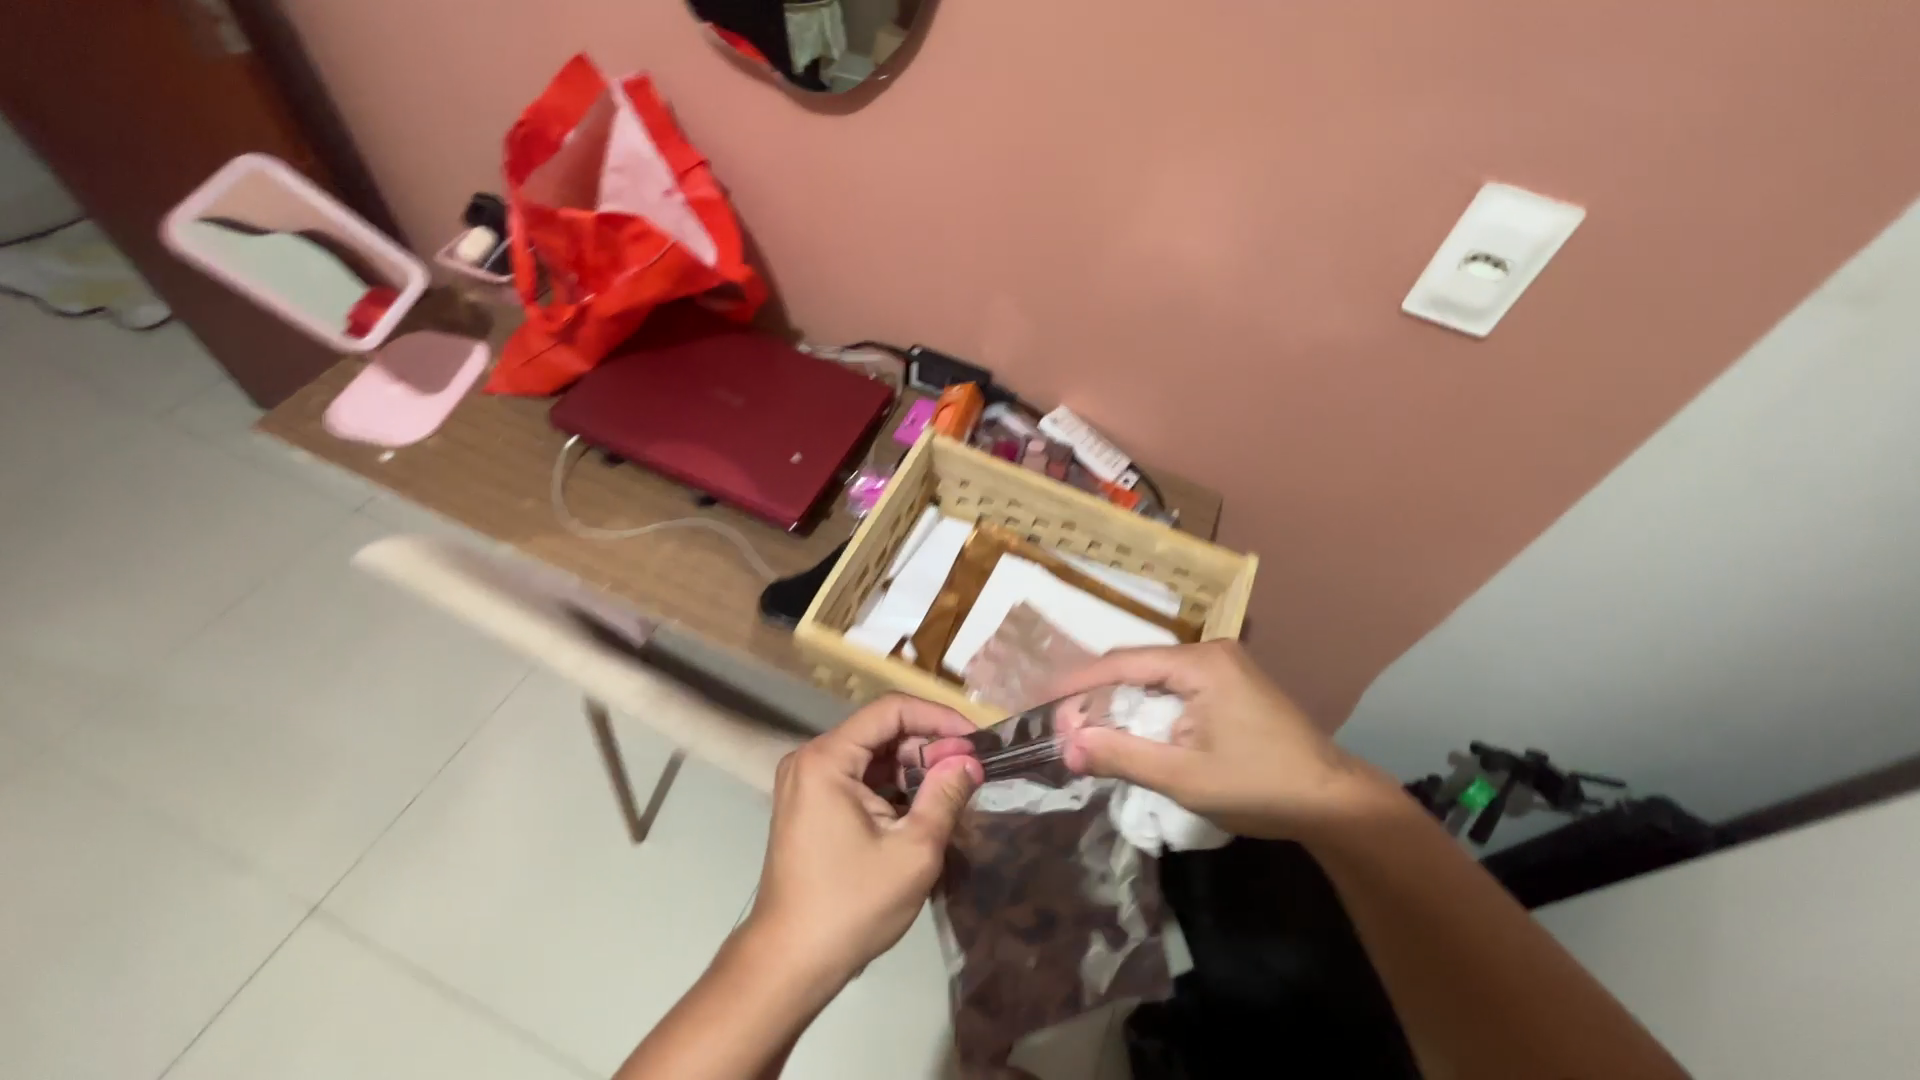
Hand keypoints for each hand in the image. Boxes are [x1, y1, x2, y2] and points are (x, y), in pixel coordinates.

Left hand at [746, 695, 984, 985]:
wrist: (790, 961)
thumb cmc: (851, 904)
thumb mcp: (913, 850)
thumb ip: (944, 796)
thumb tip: (969, 762)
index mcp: (826, 759)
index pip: (891, 710)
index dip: (939, 718)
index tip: (976, 741)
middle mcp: (811, 760)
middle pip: (880, 731)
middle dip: (929, 746)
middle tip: (970, 771)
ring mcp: (807, 783)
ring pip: (872, 756)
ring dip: (913, 768)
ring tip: (955, 789)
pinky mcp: (811, 807)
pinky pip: (859, 779)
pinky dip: (893, 787)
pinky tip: (924, 806)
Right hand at [1052, 642, 1393, 838]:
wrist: (1334, 802)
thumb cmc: (1259, 786)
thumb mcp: (1183, 777)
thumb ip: (1122, 757)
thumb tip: (1066, 748)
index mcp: (1200, 664)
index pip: (1121, 663)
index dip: (1077, 684)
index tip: (1041, 701)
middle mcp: (1210, 653)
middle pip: (1136, 667)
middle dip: (1095, 696)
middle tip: (1062, 727)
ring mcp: (1223, 668)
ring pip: (1153, 680)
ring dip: (1120, 705)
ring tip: (1086, 731)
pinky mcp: (1231, 687)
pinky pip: (1174, 690)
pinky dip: (1146, 710)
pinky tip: (1129, 731)